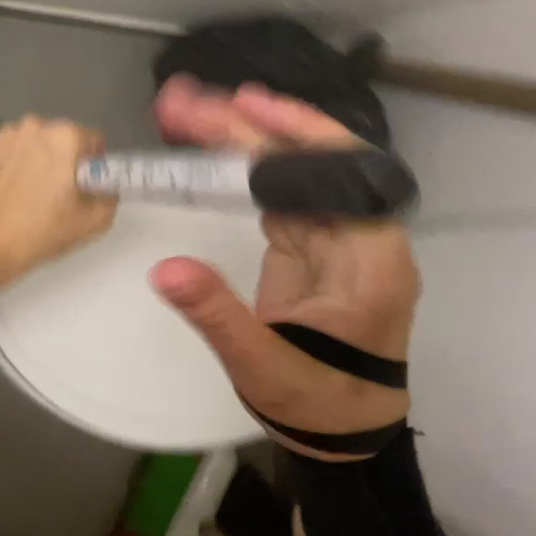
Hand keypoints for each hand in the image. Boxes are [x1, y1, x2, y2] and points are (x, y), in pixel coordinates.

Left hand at [0, 116, 115, 295]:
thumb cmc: (43, 228)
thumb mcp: (94, 220)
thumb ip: (109, 197)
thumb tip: (103, 188)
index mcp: (63, 136)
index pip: (91, 139)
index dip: (93, 161)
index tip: (85, 182)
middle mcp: (32, 125)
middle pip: (59, 137)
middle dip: (63, 156)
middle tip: (59, 188)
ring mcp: (3, 134)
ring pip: (30, 140)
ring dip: (35, 155)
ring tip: (30, 188)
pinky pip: (6, 148)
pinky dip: (10, 160)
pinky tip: (7, 185)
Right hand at [151, 77, 418, 459]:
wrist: (339, 434)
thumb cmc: (316, 402)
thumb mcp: (264, 365)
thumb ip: (218, 314)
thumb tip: (166, 269)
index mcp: (369, 262)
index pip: (346, 175)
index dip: (300, 133)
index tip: (247, 105)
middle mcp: (356, 237)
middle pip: (305, 163)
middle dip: (244, 125)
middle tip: (182, 102)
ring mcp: (329, 238)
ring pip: (286, 169)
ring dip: (235, 136)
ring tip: (181, 111)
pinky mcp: (303, 243)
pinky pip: (272, 188)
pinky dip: (236, 162)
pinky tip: (204, 142)